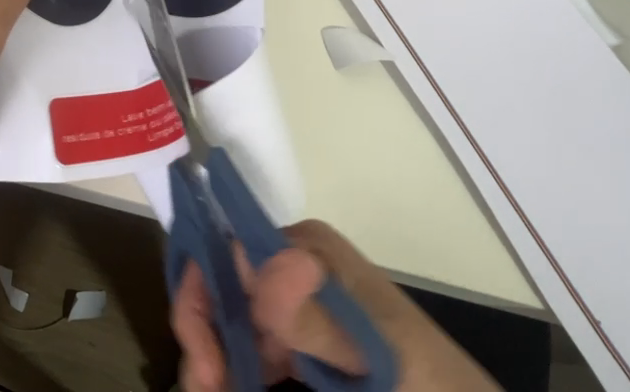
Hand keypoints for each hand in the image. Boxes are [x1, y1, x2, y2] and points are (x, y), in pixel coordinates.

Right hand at [171, 219, 499, 391]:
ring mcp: (296, 308)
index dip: (200, 301)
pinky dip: (232, 374)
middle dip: (203, 340)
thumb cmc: (429, 381)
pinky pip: (250, 351)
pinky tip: (226, 388)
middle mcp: (292, 268)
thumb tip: (254, 258)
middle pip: (219, 292)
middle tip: (205, 388)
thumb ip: (317, 317)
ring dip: (211, 362)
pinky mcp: (302, 346)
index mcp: (307, 251)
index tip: (204, 364)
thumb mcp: (377, 353)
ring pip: (227, 325)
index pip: (223, 252)